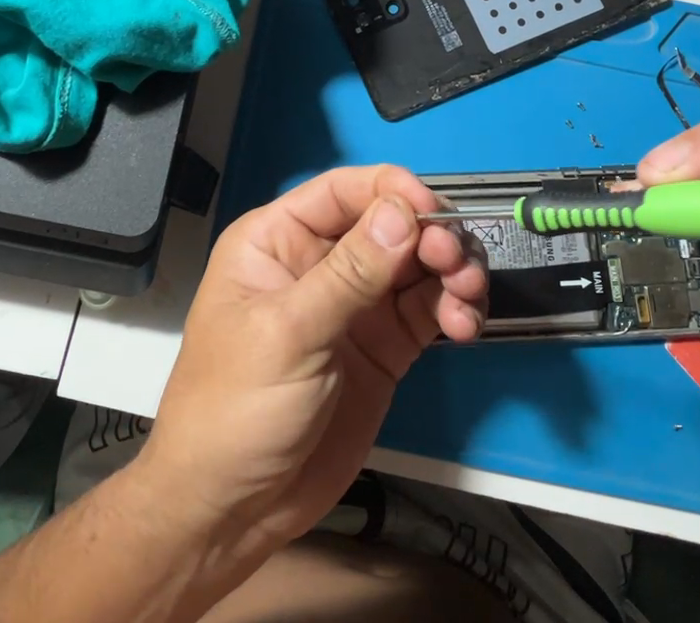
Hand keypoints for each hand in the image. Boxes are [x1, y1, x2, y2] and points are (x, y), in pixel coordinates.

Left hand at [141, 165, 487, 552]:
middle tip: (456, 264)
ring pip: (416, 267)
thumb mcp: (288, 333)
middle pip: (389, 225)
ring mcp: (354, 307)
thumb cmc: (235, 408)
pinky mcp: (382, 348)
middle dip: (430, 236)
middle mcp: (319, 264)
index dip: (391, 191)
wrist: (233, 507)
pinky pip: (427, 312)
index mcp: (276, 242)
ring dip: (451, 272)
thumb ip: (350, 273)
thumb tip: (402, 212)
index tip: (434, 211)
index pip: (342, 192)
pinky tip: (464, 326)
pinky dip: (453, 310)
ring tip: (466, 300)